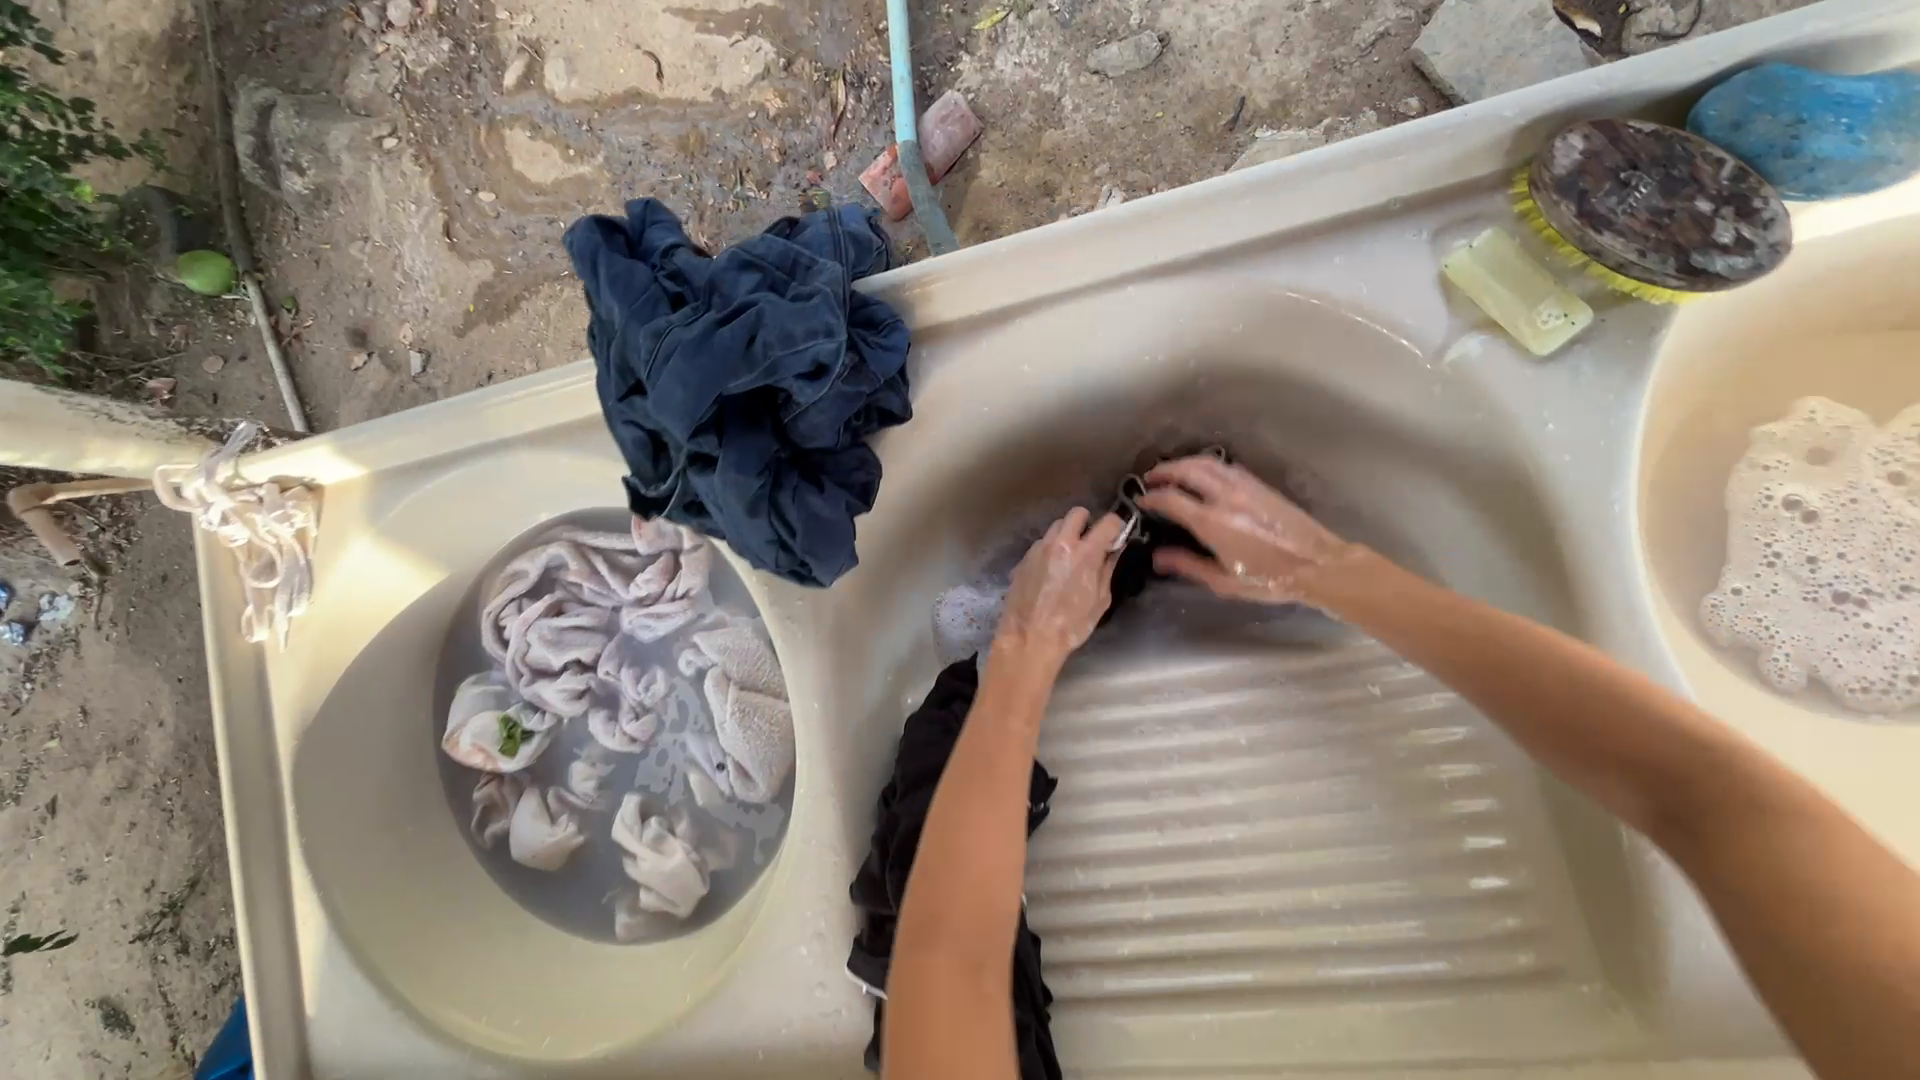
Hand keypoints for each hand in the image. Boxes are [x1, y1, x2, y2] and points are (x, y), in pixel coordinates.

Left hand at [995, 507, 1124, 664]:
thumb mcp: (1100, 601)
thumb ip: (1107, 570)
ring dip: (1066, 535)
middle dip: (1087, 522)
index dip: (1116, 526)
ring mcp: (1039, 549)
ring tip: (1069, 556)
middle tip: (1090, 542)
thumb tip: (1114, 551)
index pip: (1108, 522)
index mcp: (1085, 553)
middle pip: (1077, 513)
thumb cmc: (1071, 625)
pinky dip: (1050, 549)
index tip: (1116, 536)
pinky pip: (1041, 544)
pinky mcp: (1023, 558)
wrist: (1029, 638)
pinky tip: (1050, 571)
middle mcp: (1061, 543)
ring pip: (1056, 527)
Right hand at [1135, 455, 1359, 604]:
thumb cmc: (1269, 579)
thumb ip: (1188, 565)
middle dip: (1165, 471)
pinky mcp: (1260, 486)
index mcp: (1212, 522)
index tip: (1141, 501)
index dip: (1152, 497)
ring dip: (1185, 463)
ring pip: (1208, 463)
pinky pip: (1227, 467)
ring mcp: (1245, 487)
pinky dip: (1209, 466)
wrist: (1318, 565)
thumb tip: (1158, 557)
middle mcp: (1226, 497)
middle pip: (1187, 470)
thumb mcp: (1224, 580)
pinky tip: (1206, 475)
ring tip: (1173, 471)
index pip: (1171, 499)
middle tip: (1151, 478)